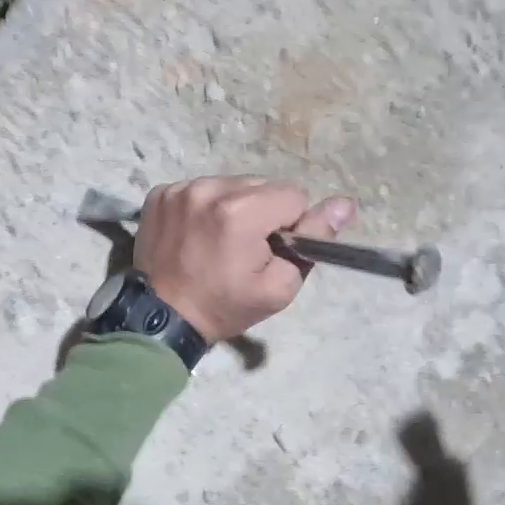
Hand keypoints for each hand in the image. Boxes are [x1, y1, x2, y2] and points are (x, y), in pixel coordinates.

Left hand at [133, 177, 355, 342]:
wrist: (161, 319)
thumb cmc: (223, 307)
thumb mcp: (278, 287)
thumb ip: (312, 241)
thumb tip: (345, 204)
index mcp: (241, 210)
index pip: (293, 195)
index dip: (289, 225)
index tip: (268, 252)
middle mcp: (209, 189)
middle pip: (260, 186)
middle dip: (261, 214)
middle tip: (241, 252)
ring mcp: (180, 190)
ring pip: (230, 185)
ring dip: (231, 209)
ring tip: (215, 244)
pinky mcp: (159, 195)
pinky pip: (198, 190)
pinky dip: (201, 209)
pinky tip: (194, 236)